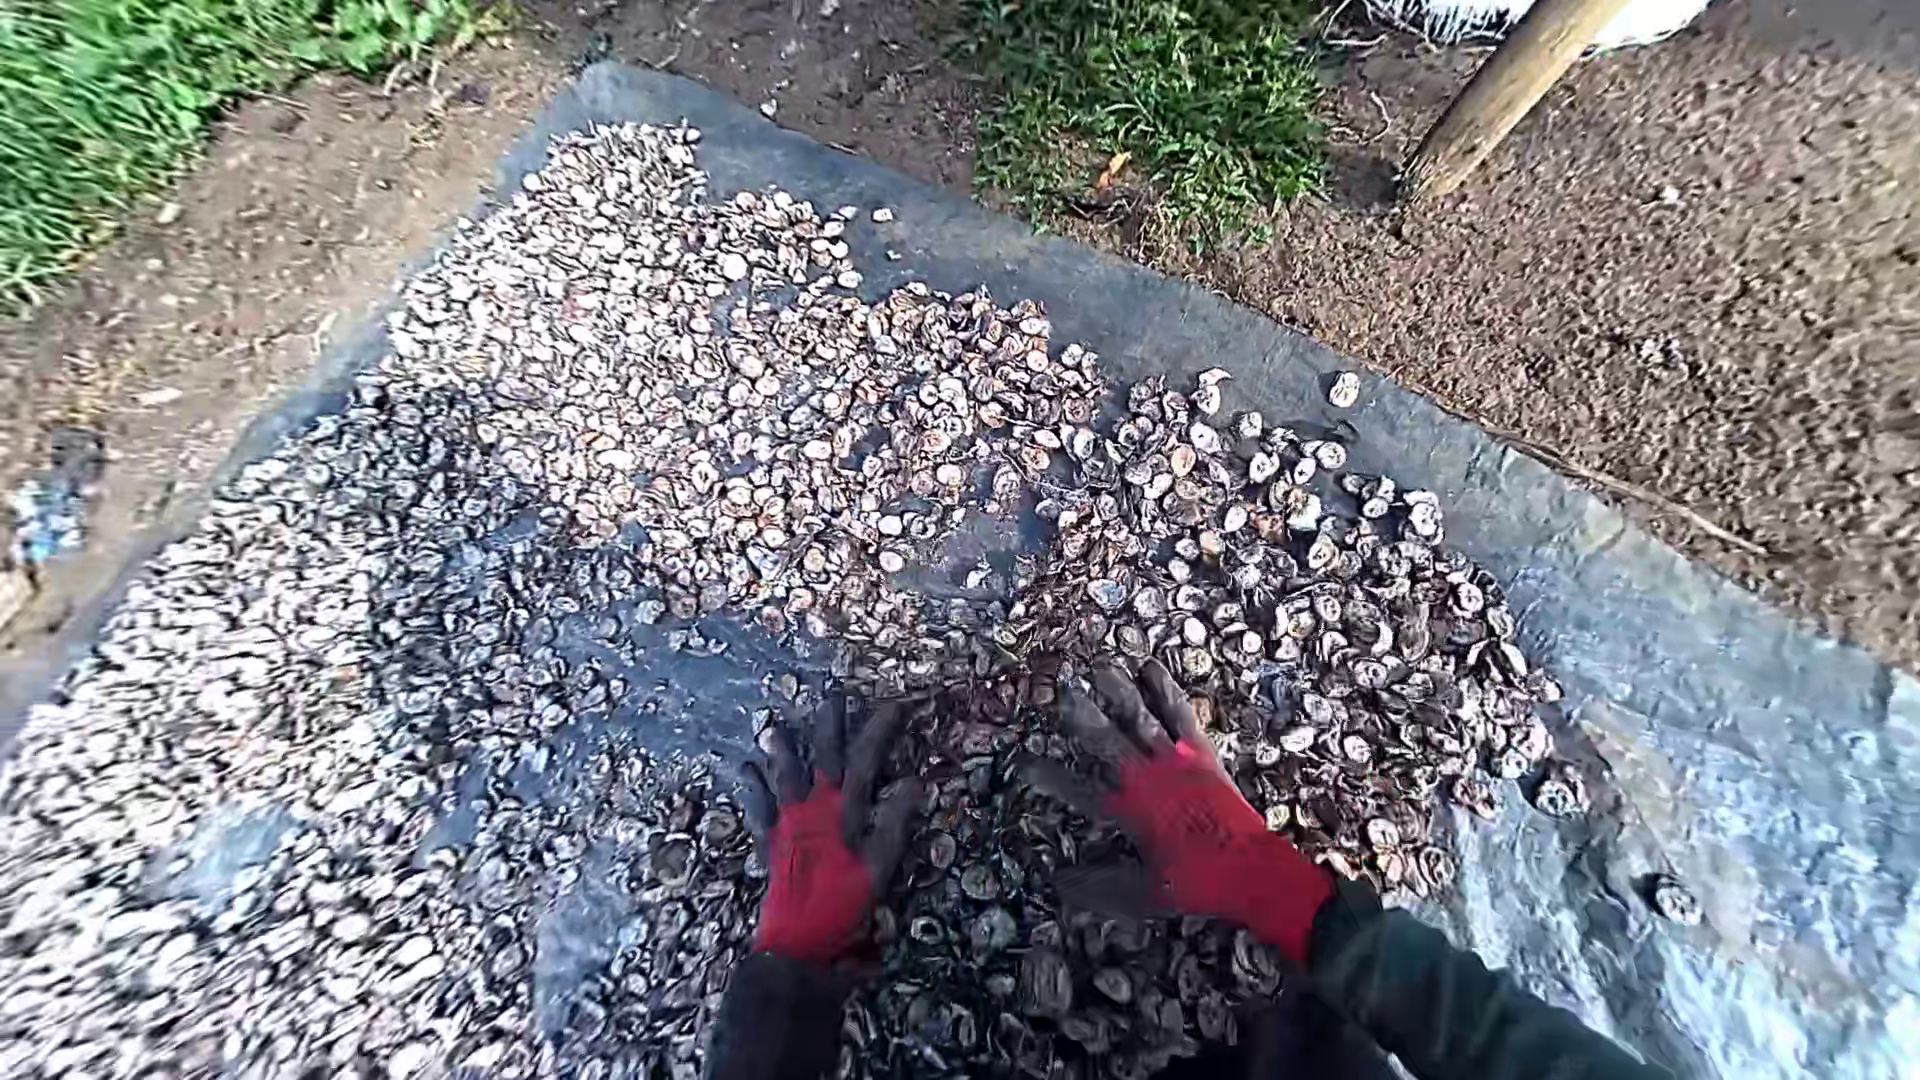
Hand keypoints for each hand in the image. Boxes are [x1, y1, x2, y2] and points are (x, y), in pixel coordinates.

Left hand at [738, 693, 922, 965]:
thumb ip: (895, 823)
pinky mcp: (770, 839)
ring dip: (781, 750)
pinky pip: (758, 807)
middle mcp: (814, 806)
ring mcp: (788, 820)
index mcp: (843, 808)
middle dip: (830, 724)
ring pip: (785, 775)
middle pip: (823, 756)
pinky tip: (744, 770)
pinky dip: (752, 788)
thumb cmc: (842, 902)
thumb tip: (914, 782)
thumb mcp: (879, 866)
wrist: (797, 940)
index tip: (894, 706)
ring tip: (774, 726)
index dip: (880, 730)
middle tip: (833, 696)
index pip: (866, 759)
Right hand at [1040, 658, 1333, 965]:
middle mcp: (1144, 776)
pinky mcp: (1196, 749)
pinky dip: (1162, 688)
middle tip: (1061, 689)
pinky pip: (1176, 711)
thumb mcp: (1143, 895)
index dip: (1045, 776)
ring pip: (1137, 716)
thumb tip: (1057, 884)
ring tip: (1099, 666)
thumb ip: (1098, 888)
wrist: (1253, 870)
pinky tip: (1149, 666)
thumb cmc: (1197, 882)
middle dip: (1080, 714)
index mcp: (1128, 809)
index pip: (1075, 789)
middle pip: (1104, 738)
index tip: (1021, 763)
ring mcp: (1171, 758)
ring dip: (1116, 690)